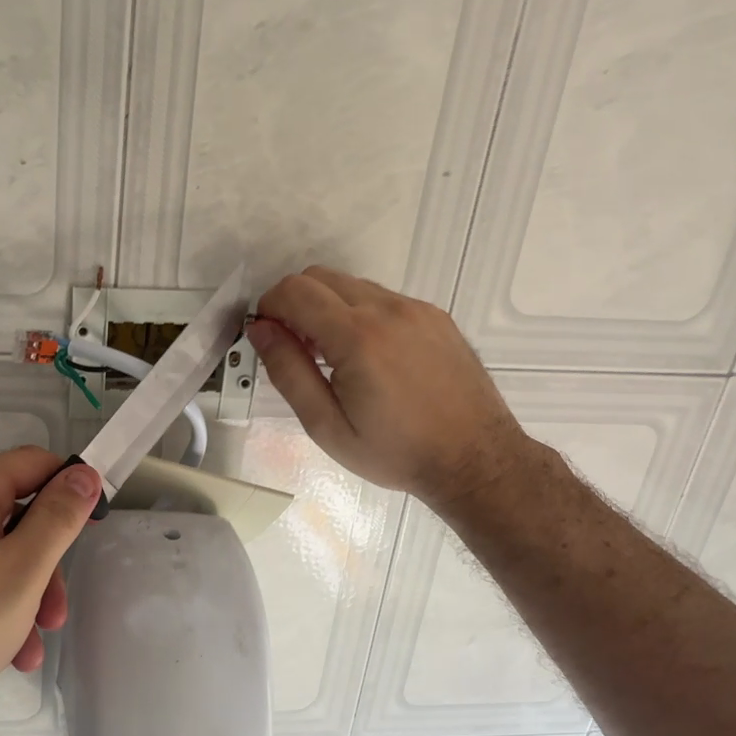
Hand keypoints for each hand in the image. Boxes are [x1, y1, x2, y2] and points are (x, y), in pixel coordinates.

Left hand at [0, 448, 98, 735]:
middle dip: (42, 564)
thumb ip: (57, 519)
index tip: (90, 532)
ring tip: (24, 651)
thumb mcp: (19, 574)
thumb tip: (85, 472)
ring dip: (16, 594)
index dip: (71, 492)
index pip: (37, 464)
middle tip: (54, 618)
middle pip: (12, 514)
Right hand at [247, 266, 537, 511]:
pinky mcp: (436, 317)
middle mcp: (388, 310)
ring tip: (333, 357)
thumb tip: (260, 330)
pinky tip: (369, 358)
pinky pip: (383, 299)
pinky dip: (361, 314)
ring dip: (328, 308)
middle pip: (320, 276)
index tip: (266, 337)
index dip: (268, 308)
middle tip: (297, 348)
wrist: (475, 459)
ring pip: (352, 285)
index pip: (294, 291)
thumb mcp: (327, 426)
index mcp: (357, 338)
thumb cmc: (396, 453)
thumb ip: (288, 372)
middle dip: (294, 303)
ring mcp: (416, 309)